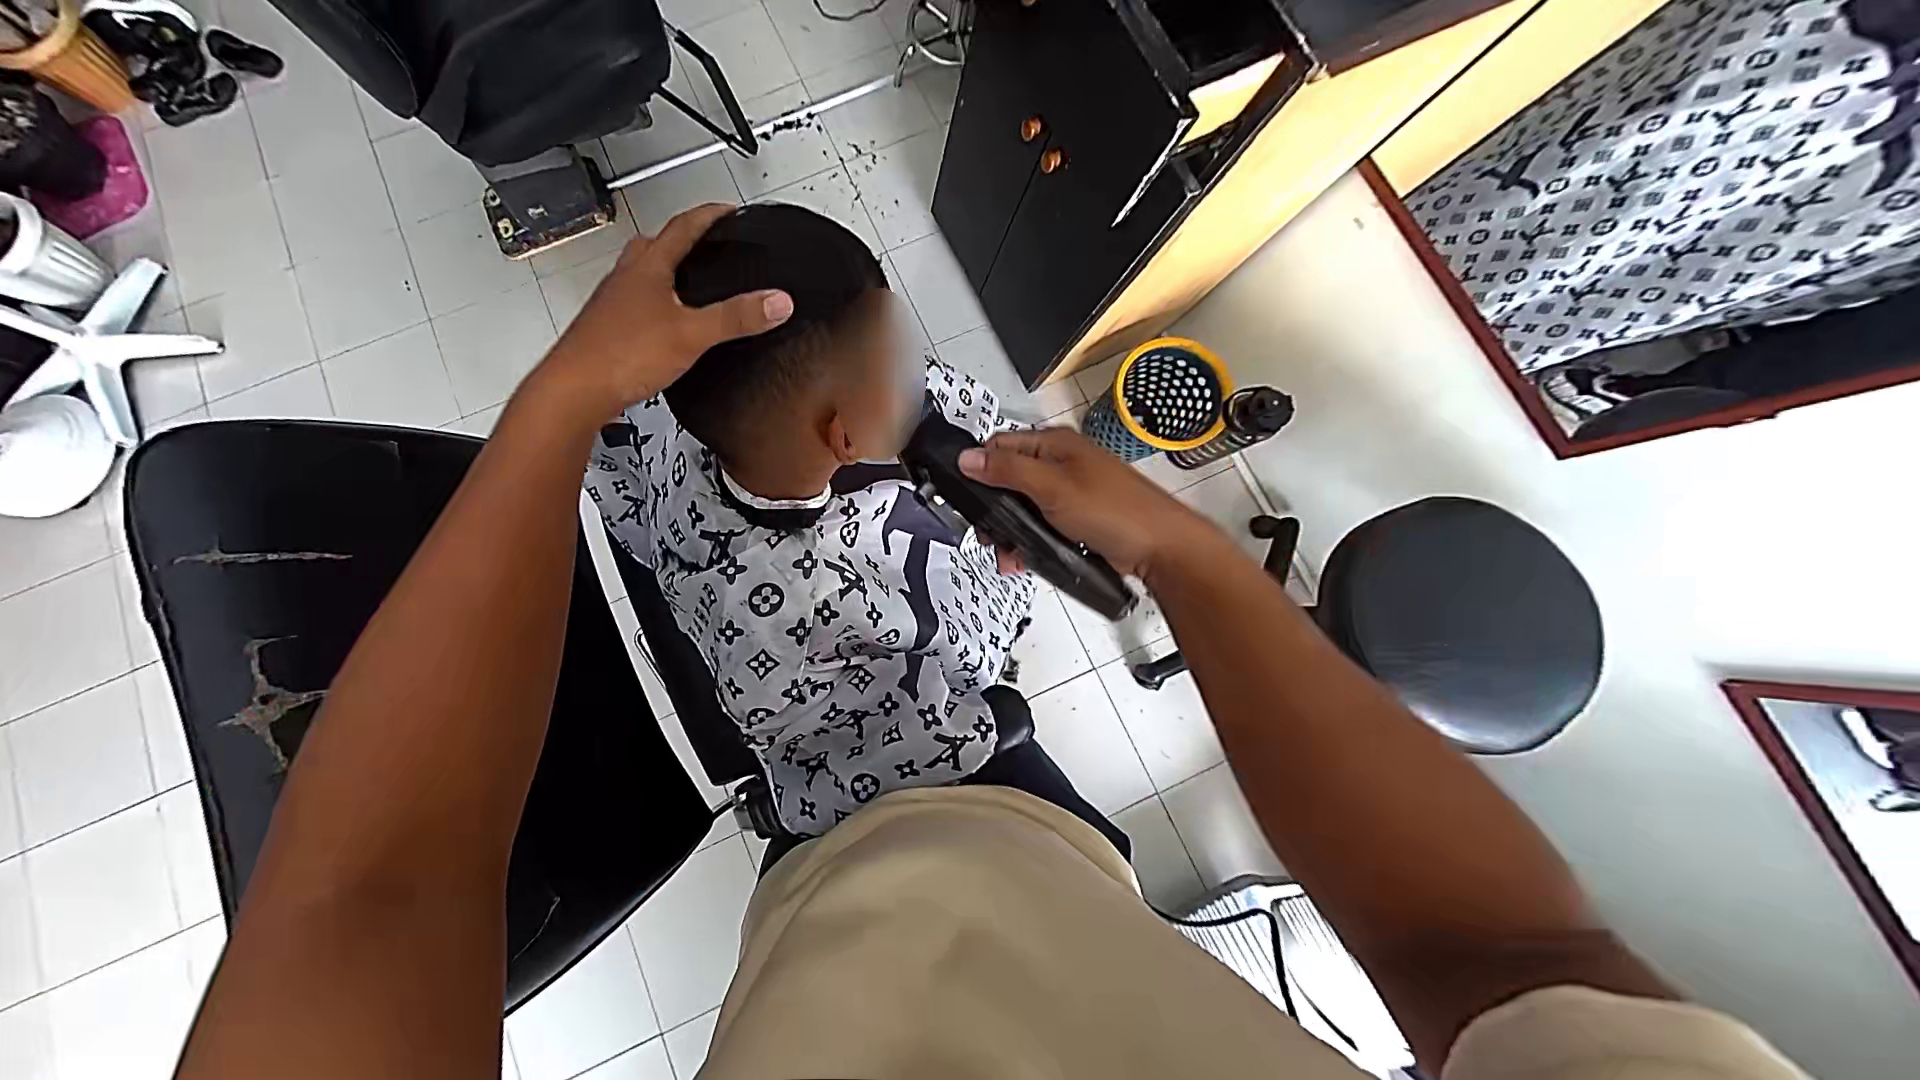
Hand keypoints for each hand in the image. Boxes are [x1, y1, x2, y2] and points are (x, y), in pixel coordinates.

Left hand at [527, 203, 792, 418]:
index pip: (683, 227)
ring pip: (641, 274)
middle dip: (681, 239)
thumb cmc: (620, 356)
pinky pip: (635, 305)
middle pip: (654, 245)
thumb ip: (737, 317)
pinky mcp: (609, 329)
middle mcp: (626, 279)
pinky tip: (666, 327)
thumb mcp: (693, 334)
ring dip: (664, 271)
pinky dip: (655, 305)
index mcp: (647, 269)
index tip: (727, 211)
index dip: (710, 216)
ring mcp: (614, 303)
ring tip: (686, 283)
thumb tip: (777, 300)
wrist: (577, 389)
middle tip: (701, 240)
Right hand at [958, 428, 1212, 579]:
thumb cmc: (1117, 512)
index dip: (980, 469)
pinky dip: (1030, 541)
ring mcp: (1069, 491)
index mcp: (1055, 445)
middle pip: (1008, 480)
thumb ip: (1007, 471)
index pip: (1000, 446)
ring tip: (1010, 555)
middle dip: (995, 511)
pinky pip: (1041, 525)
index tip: (969, 498)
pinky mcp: (1076, 517)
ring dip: (1011, 532)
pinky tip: (1027, 558)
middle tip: (990, 535)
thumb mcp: (1052, 488)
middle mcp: (1061, 464)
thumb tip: (969, 457)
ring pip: (1023, 507)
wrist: (1160, 548)